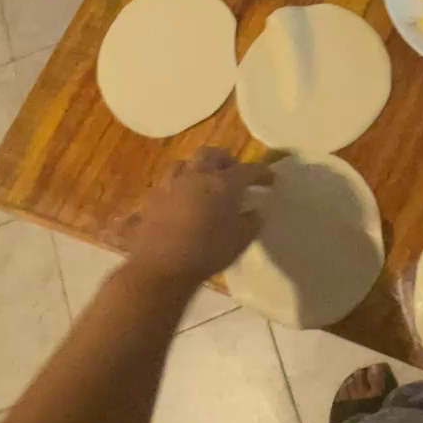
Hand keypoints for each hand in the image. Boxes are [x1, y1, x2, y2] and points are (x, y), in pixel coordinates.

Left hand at [119, 149, 271, 284]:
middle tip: (233, 174)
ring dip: (197, 169)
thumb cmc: (207, 252)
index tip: (270, 180)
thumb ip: (251, 222)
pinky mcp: (151, 199)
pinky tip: (180, 201)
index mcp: (224, 183)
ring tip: (203, 183)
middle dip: (225, 160)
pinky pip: (166, 184)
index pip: (248, 170)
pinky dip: (177, 187)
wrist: (160, 267)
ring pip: (185, 163)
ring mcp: (171, 185)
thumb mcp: (241, 241)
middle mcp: (197, 176)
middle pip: (212, 154)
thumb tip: (254, 213)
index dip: (262, 173)